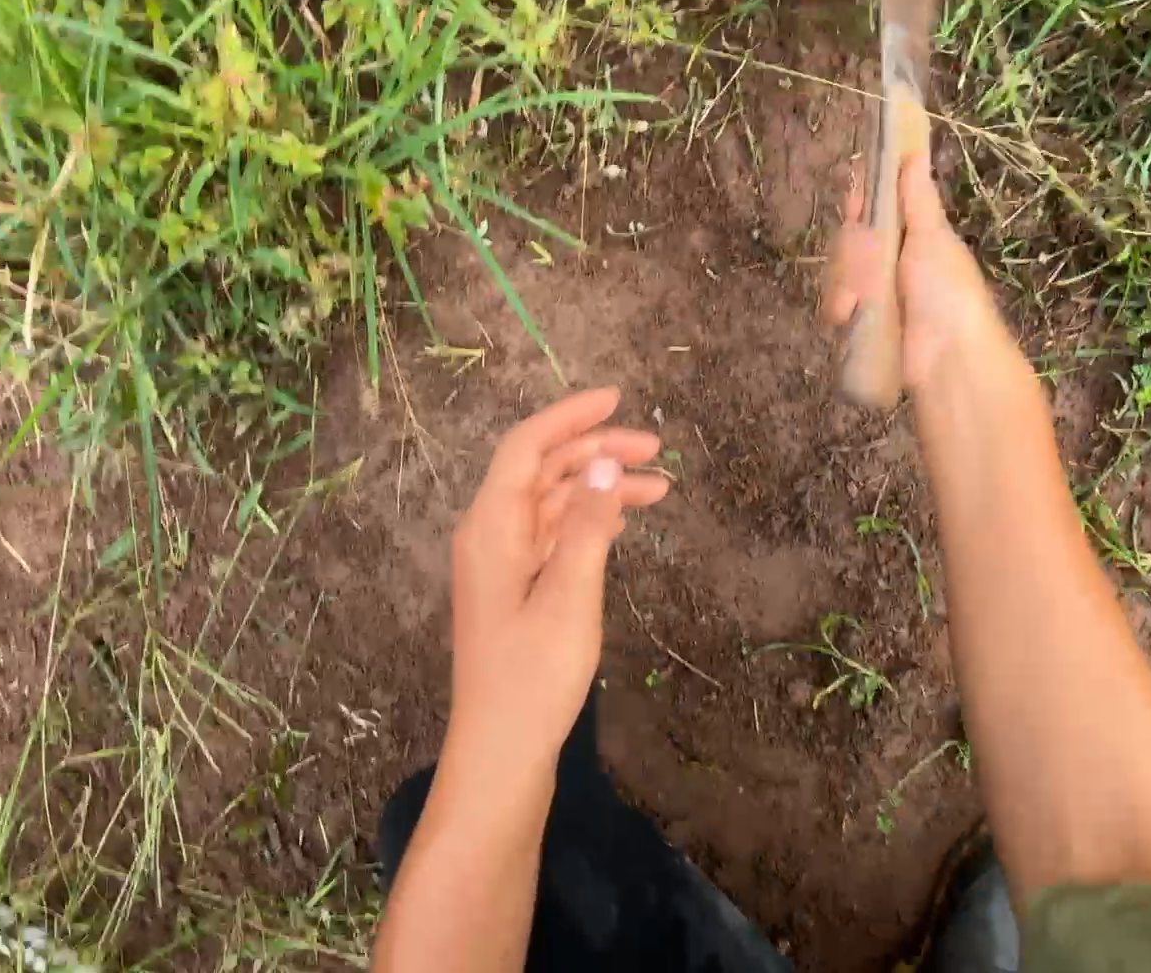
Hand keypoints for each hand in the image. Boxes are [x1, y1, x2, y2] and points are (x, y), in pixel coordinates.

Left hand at [447, 387, 670, 769]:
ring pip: (553, 502)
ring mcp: (503, 561)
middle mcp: (491, 533)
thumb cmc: (533, 678)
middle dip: (597, 451)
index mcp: (491, 526)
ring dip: (599, 488)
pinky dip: (588, 519)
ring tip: (659, 487)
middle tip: (656, 449)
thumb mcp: (569, 597)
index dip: (571, 416)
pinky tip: (621, 521)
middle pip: (543, 470)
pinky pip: (554, 534)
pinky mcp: (518, 586)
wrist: (502, 752)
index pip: (527, 447)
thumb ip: (586, 526)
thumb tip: (604, 464)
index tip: (618, 398)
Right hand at [819, 157, 999, 387]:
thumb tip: (913, 152)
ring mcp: (871, 293)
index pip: (874, 206)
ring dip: (844, 284)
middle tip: (869, 264)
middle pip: (848, 239)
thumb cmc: (948, 291)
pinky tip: (850, 317)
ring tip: (860, 303)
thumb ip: (917, 197)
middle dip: (852, 252)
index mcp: (910, 236)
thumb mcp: (933, 237)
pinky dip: (838, 309)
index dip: (862, 201)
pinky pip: (831, 303)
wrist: (946, 356)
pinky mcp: (857, 322)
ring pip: (836, 272)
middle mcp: (888, 261)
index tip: (857, 201)